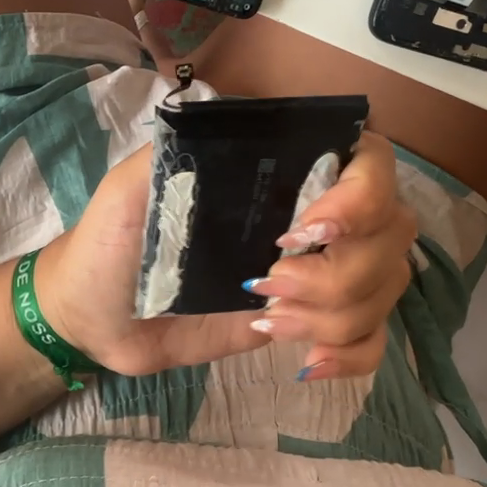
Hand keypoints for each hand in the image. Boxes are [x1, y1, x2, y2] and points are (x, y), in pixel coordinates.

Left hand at [36, 132, 417, 380]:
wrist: (96, 317)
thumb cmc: (112, 242)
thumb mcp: (132, 188)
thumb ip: (177, 152)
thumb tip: (232, 126)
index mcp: (280, 174)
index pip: (368, 162)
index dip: (361, 196)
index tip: (305, 231)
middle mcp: (313, 219)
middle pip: (391, 232)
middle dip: (340, 271)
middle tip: (267, 285)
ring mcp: (317, 274)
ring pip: (386, 286)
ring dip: (336, 313)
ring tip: (267, 321)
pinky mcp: (309, 324)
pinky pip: (370, 340)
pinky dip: (353, 353)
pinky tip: (309, 360)